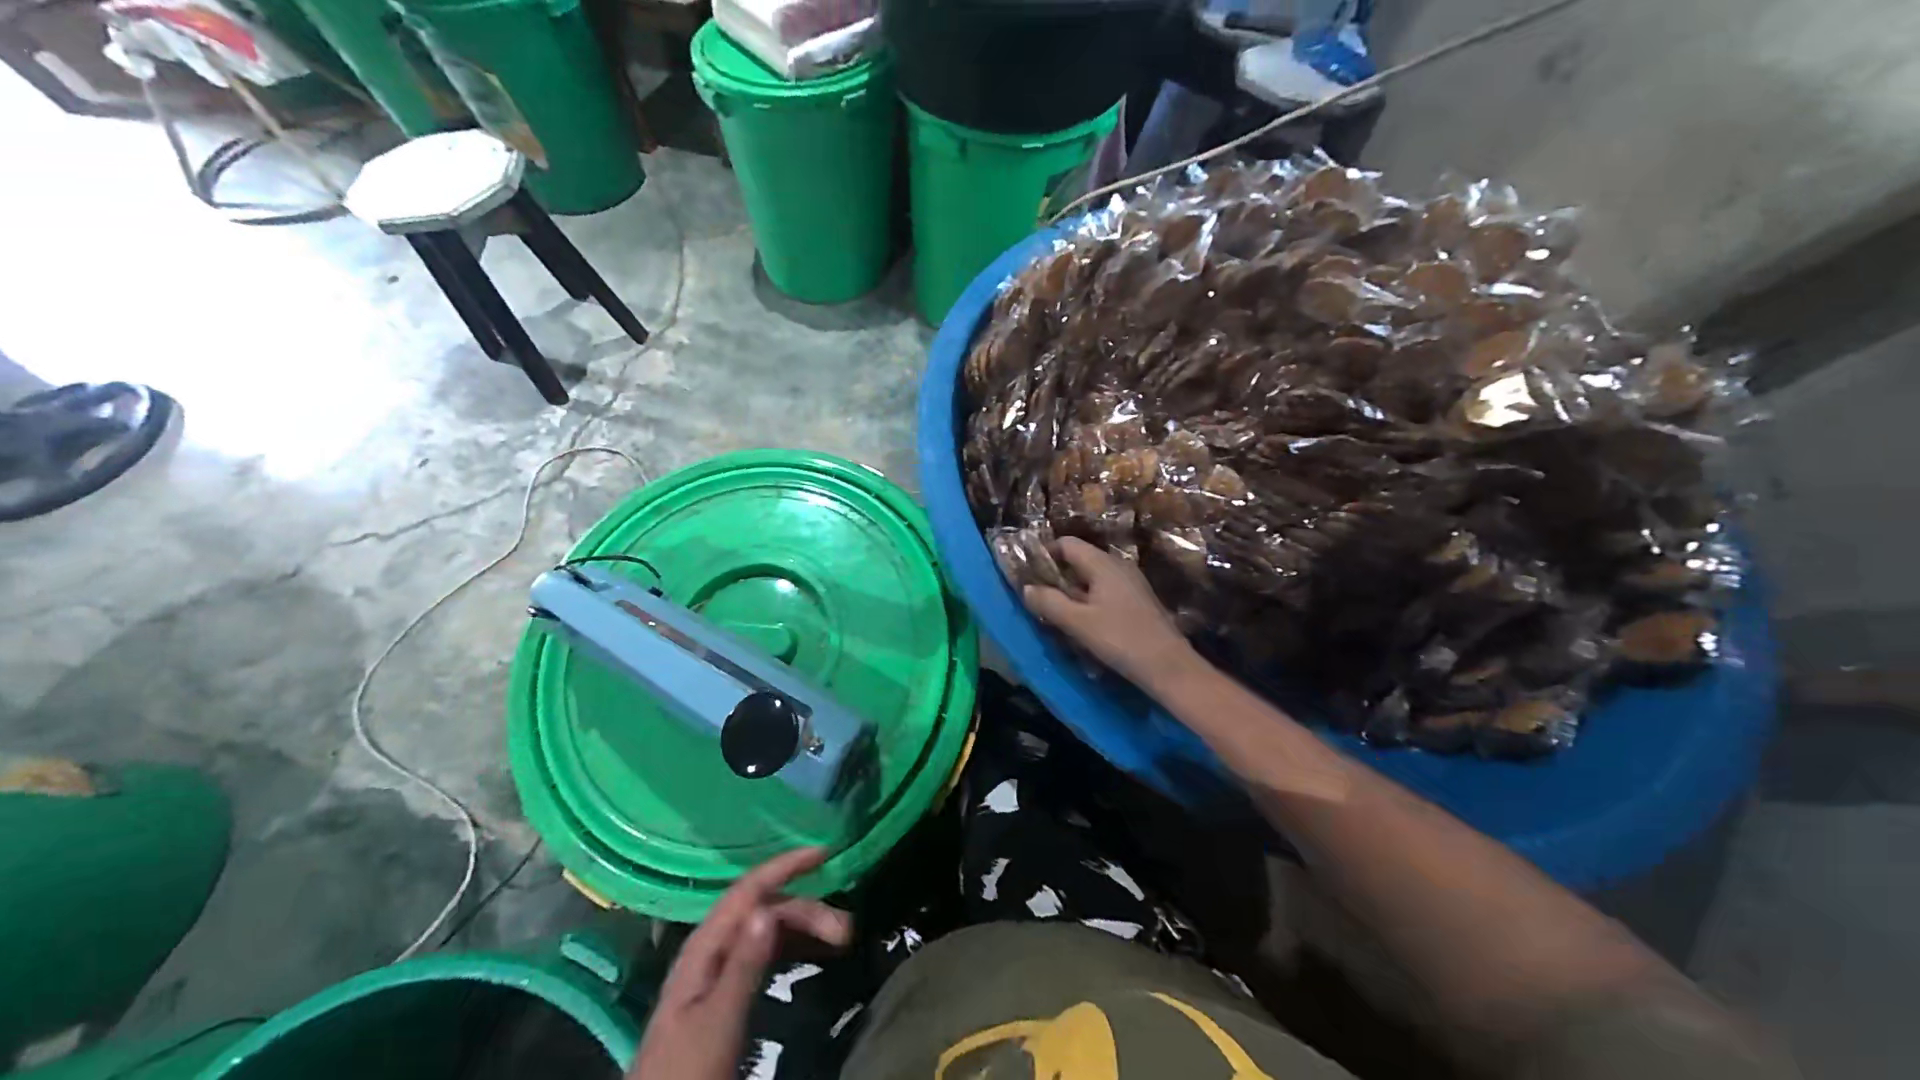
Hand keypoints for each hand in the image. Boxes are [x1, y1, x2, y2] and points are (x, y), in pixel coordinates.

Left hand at [629, 848, 850, 1079]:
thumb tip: (770, 909)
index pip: (749, 890)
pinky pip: (765, 954)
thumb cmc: (686, 1073)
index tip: (825, 853)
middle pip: (764, 911)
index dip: (785, 866)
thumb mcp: (719, 1021)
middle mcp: (712, 948)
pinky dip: (792, 947)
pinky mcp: (726, 994)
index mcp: (705, 946)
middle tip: (846, 932)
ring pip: (767, 931)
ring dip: (803, 928)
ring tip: (840, 940)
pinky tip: (813, 954)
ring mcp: (718, 971)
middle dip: (806, 910)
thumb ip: (745, 965)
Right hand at [1022, 536, 1200, 691]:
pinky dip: (1087, 599)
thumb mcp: (1078, 623)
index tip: (1028, 573)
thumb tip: (1026, 588)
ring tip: (1054, 611)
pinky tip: (1081, 621)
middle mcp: (1118, 566)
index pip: (1067, 544)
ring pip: (1092, 577)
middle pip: (1079, 559)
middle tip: (1037, 595)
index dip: (1045, 554)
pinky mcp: (1136, 600)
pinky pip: (1104, 590)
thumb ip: (1049, 603)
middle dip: (1056, 574)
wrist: (1169, 666)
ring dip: (1071, 590)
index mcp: (1103, 564)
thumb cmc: (1121, 639)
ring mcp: (1130, 583)